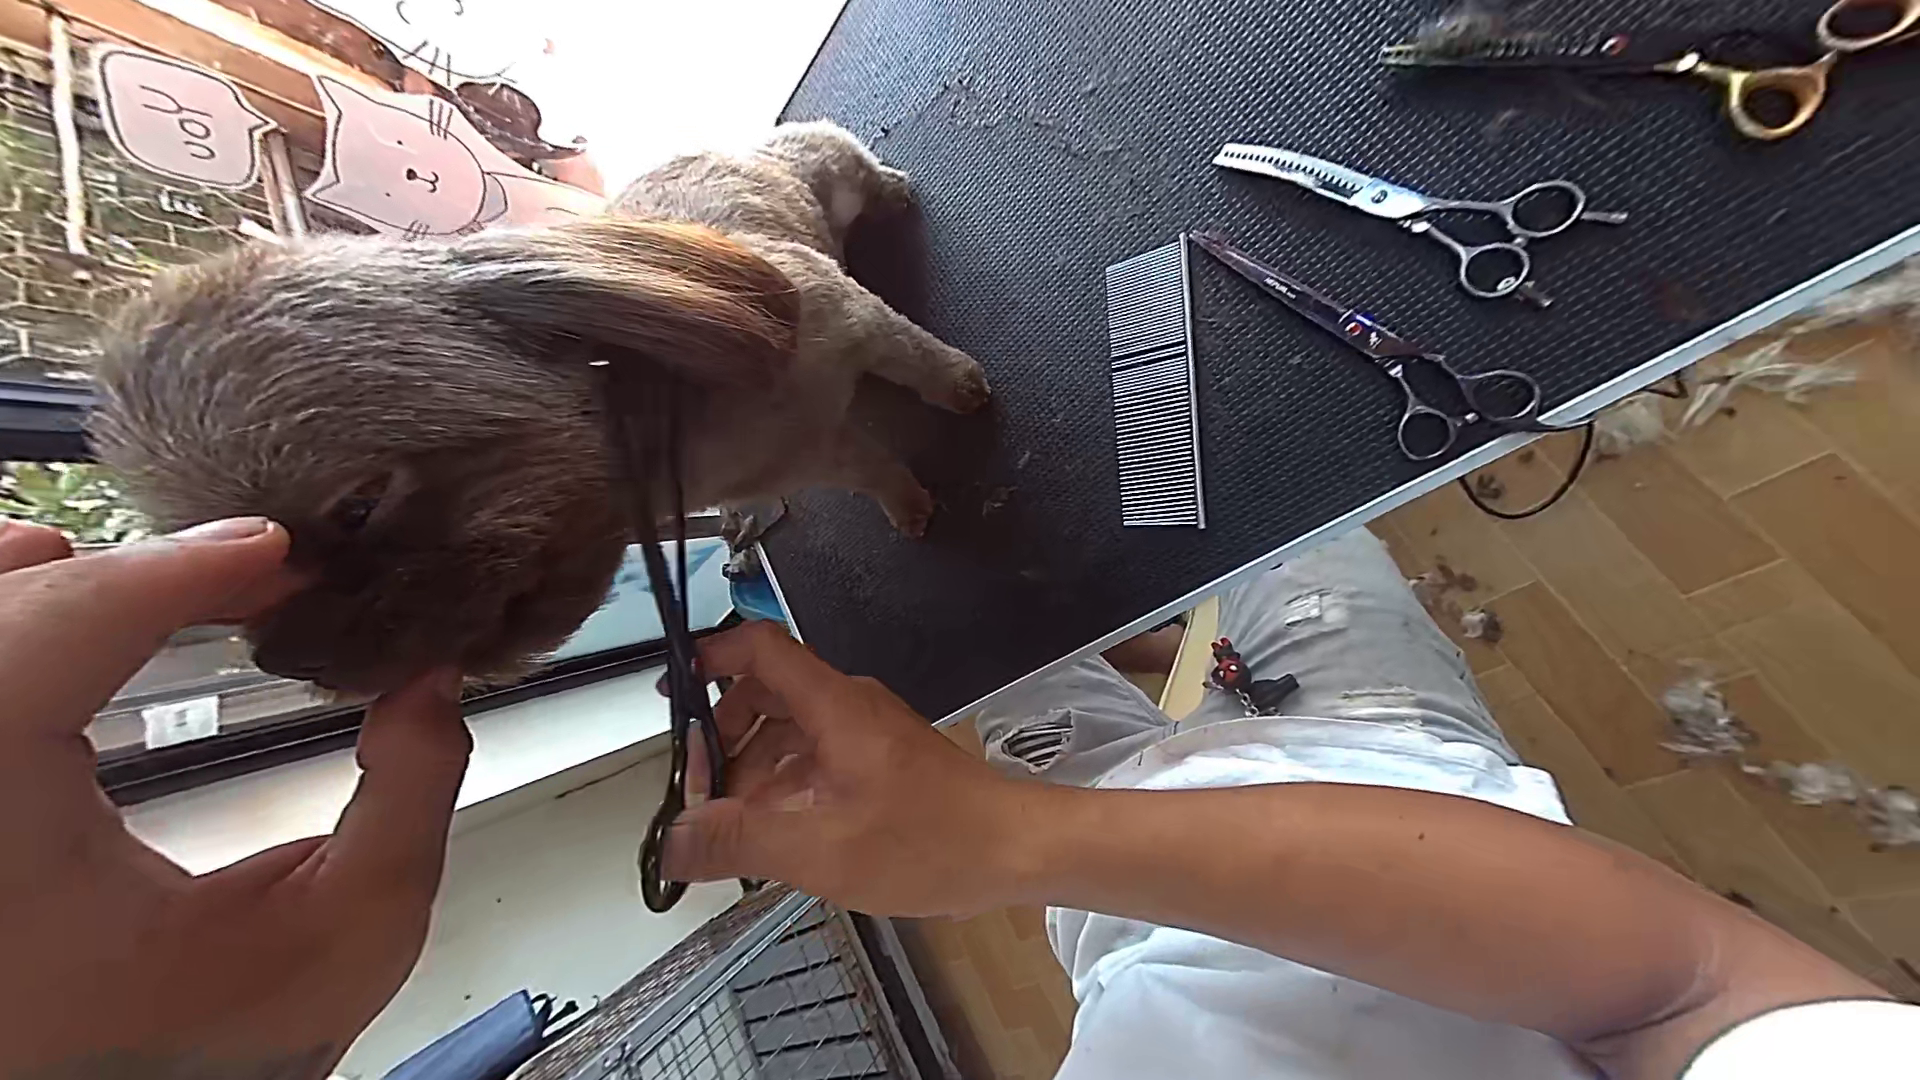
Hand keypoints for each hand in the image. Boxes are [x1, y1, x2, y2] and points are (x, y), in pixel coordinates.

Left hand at [0, 518, 471, 1079]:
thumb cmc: (238, 1038)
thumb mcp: (365, 917)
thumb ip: (416, 787)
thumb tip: (431, 674)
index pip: (8, 678)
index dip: (146, 587)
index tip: (273, 554)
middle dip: (100, 581)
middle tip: (251, 560)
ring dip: (15, 593)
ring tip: (124, 561)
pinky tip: (36, 587)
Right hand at [664, 621, 1052, 915]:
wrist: (1008, 846)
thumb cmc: (931, 839)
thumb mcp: (822, 848)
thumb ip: (740, 840)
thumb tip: (673, 840)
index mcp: (835, 705)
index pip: (764, 648)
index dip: (713, 656)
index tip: (673, 690)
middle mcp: (848, 705)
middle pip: (767, 693)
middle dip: (724, 735)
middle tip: (701, 790)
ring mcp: (864, 730)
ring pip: (788, 730)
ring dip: (752, 768)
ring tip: (731, 824)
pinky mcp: (875, 757)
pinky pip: (813, 755)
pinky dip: (783, 784)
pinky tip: (773, 829)